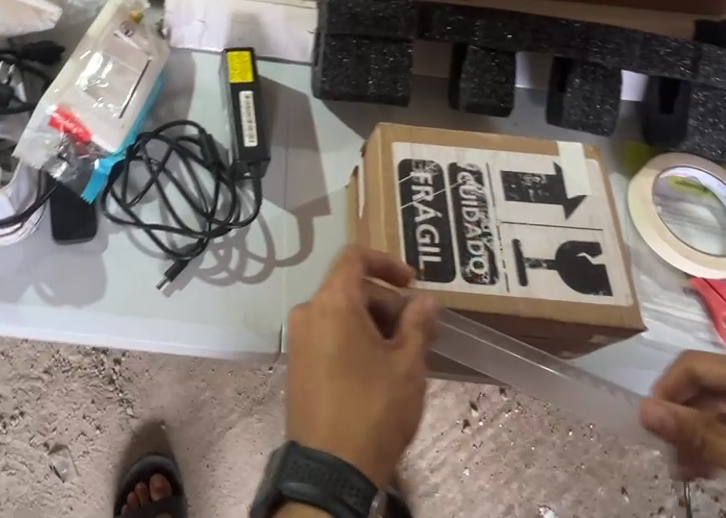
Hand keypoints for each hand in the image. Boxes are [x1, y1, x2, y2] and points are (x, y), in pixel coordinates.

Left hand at [285, 246, 438, 486]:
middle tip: (418, 333)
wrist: (329, 468)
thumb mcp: (407, 366)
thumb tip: (427, 300)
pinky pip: (327, 333)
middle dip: (386, 302)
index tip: (413, 283)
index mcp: (332, 302)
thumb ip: (418, 325)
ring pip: (339, 312)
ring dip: (372, 322)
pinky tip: (377, 369)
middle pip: (350, 287)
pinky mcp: (297, 363)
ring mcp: (298, 338)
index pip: (354, 257)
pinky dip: (353, 338)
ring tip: (402, 356)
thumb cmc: (373, 410)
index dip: (386, 262)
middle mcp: (308, 311)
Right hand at [640, 352, 725, 517]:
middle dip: (685, 415)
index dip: (668, 390)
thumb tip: (642, 409)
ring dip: (706, 434)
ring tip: (687, 469)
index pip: (697, 365)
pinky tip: (719, 470)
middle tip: (667, 453)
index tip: (652, 425)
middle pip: (715, 385)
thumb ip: (699, 435)